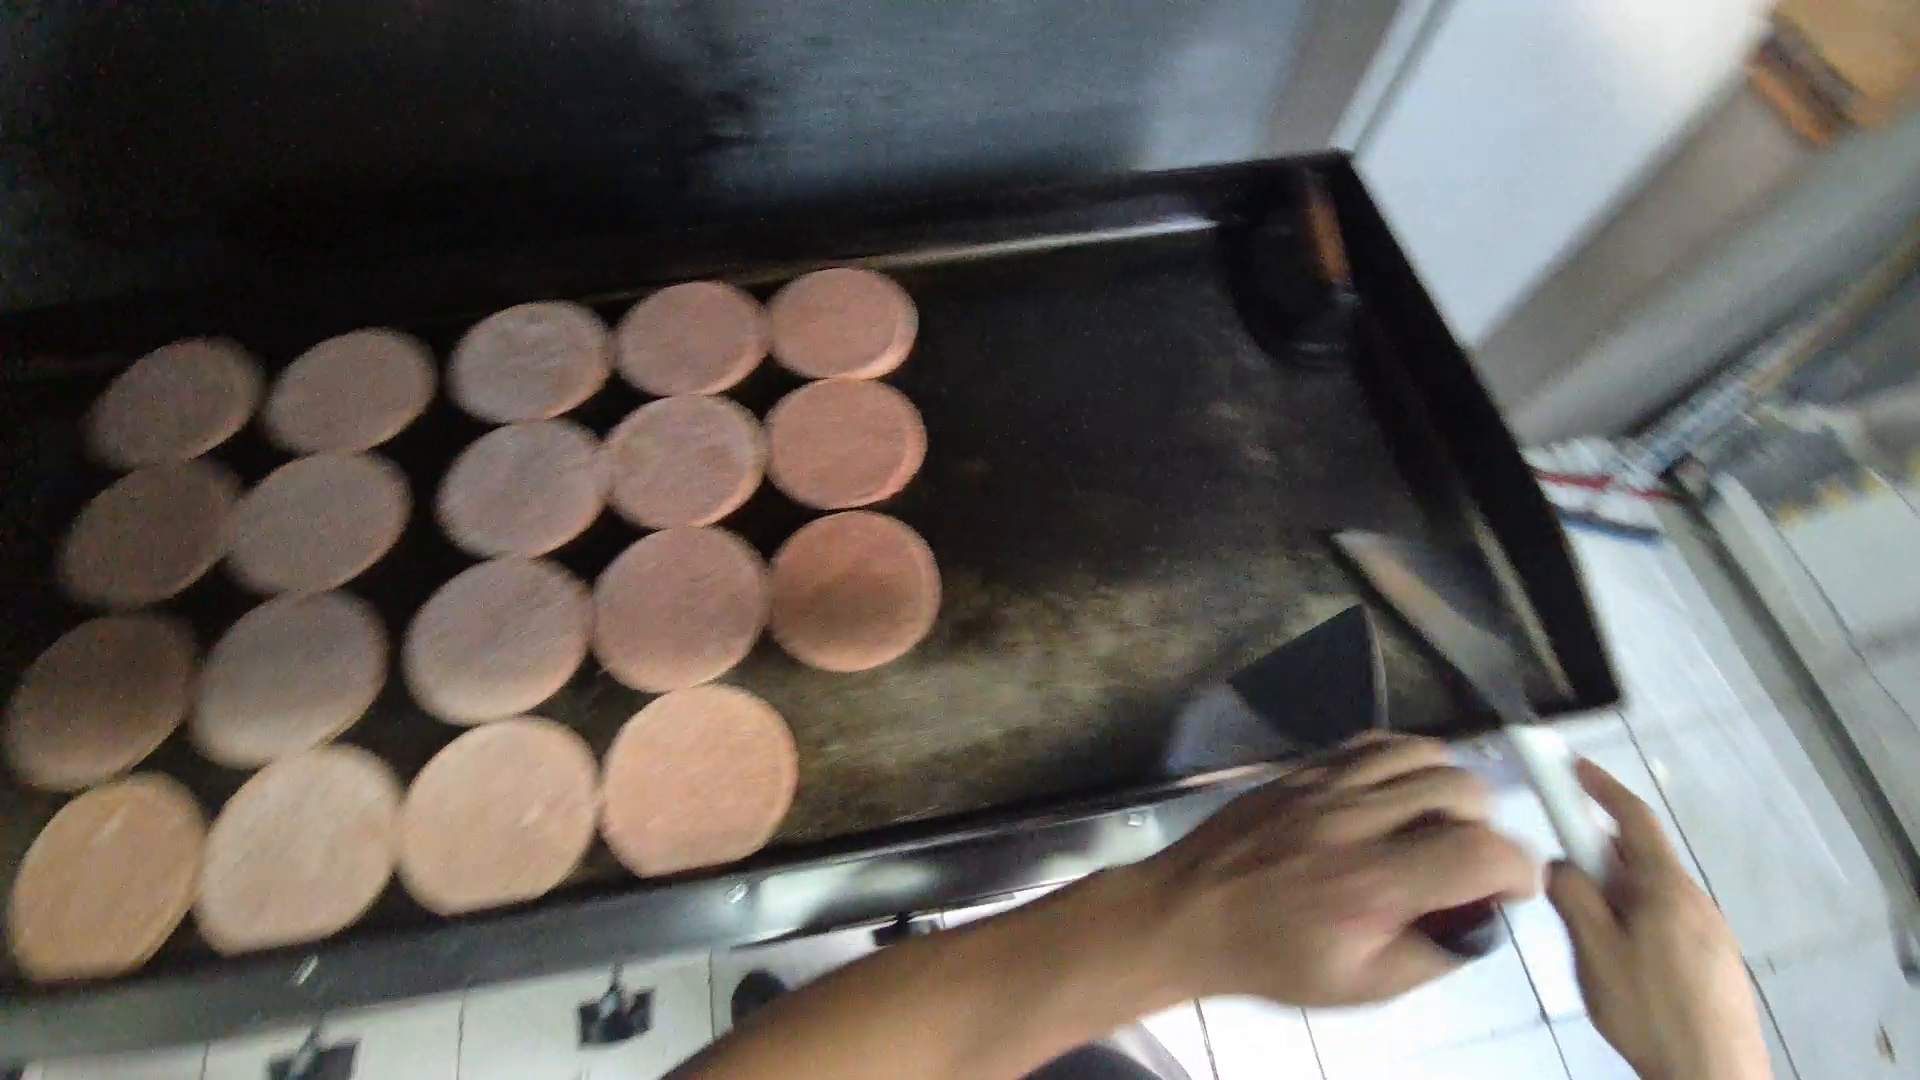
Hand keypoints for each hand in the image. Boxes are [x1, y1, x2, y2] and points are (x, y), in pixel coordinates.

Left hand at [1126, 732, 1537, 1006]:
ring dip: (1446, 784)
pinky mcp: (1297, 770)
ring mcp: (1319, 784)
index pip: (1479, 851)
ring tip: (1435, 820)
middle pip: (1457, 787)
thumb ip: (1434, 952)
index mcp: (1368, 883)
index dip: (1517, 869)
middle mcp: (1350, 819)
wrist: (1187, 911)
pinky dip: (1399, 760)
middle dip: (1486, 824)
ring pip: (1415, 751)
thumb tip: (1481, 916)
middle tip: (1467, 858)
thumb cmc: (1270, 958)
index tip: (1511, 888)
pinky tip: (1394, 792)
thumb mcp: (1360, 986)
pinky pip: (1366, 742)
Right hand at [1547, 760, 1770, 1079]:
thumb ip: (1570, 892)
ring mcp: (1707, 934)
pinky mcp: (1709, 961)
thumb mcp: (1592, 946)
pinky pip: (1658, 917)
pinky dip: (1625, 914)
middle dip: (1591, 853)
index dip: (1599, 785)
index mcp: (1667, 890)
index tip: (1568, 762)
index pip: (1633, 819)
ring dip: (1606, 890)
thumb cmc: (1647, 1007)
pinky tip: (1611, 952)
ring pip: (1643, 890)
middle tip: (1556, 876)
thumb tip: (1561, 864)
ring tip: (1581, 929)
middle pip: (1634, 855)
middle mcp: (1694, 903)